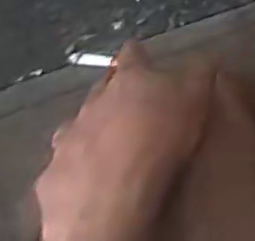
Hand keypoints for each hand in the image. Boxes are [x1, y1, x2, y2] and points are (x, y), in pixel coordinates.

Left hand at [36, 42, 216, 240]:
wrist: (112, 202)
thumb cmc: (163, 138)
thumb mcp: (199, 94)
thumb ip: (202, 67)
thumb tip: (204, 55)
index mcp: (129, 80)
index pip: (131, 53)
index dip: (137, 51)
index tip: (141, 51)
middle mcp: (92, 104)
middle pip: (103, 88)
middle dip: (117, 91)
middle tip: (137, 102)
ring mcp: (65, 141)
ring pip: (80, 125)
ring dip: (95, 127)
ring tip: (114, 140)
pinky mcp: (50, 176)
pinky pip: (66, 162)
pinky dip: (80, 162)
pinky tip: (95, 173)